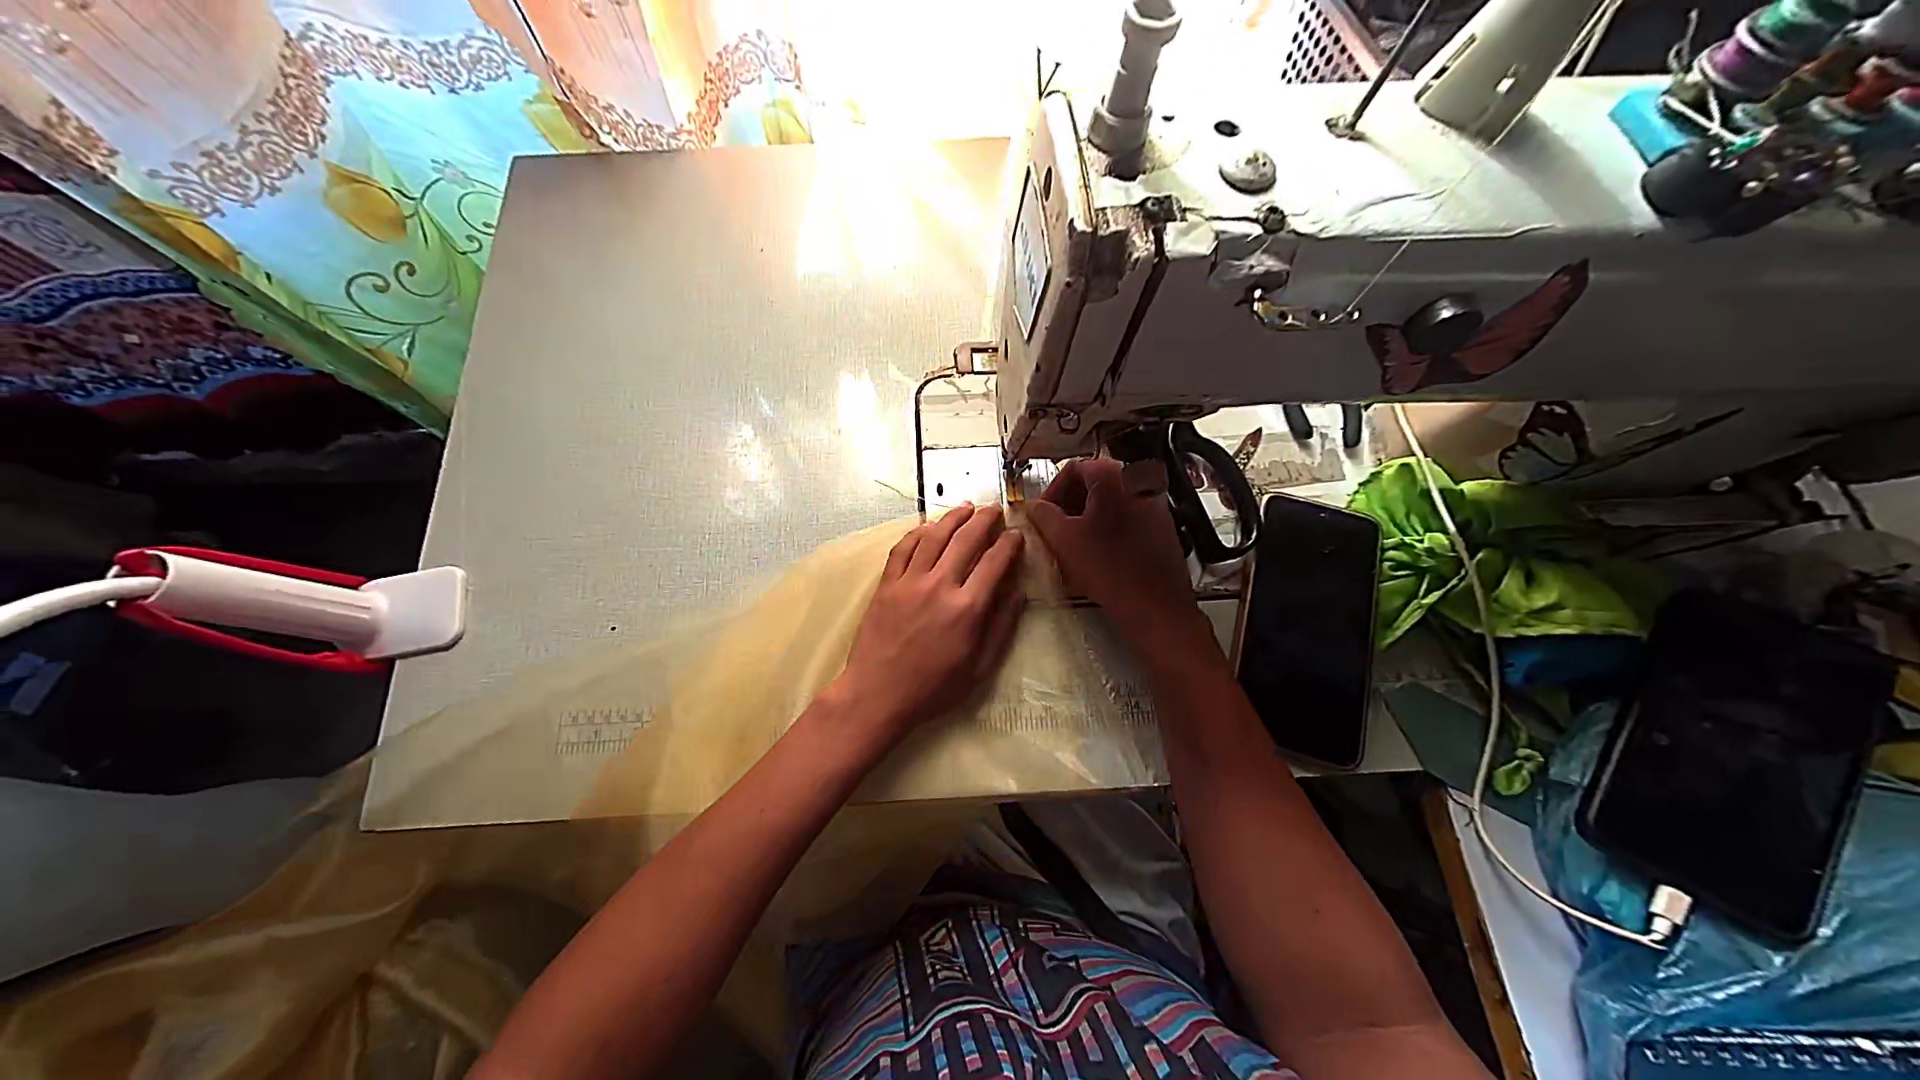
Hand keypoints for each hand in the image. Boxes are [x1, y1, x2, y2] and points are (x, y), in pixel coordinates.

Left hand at [836, 503, 1025, 740]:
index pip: (995, 562)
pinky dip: (918, 532)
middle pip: (966, 540)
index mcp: (967, 608)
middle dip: (985, 520)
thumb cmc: (933, 689)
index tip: (1016, 534)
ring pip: (934, 536)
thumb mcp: (979, 668)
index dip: (1009, 544)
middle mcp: (940, 586)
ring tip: (967, 507)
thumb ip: (1002, 626)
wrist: (878, 694)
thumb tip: (1019, 592)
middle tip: (995, 509)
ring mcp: (909, 582)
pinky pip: (903, 548)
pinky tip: (929, 526)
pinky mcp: (886, 584)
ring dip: (953, 518)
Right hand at [1024, 459, 1215, 658]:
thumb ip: (1044, 515)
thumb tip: (1036, 508)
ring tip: (1074, 543)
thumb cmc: (1117, 575)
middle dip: (1069, 503)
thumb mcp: (1064, 540)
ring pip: (1111, 502)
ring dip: (1088, 517)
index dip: (1052, 489)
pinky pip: (1127, 518)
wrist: (1154, 608)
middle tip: (1055, 525)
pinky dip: (1108, 529)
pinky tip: (1097, 554)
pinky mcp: (1161, 529)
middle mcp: (1139, 486)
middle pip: (1094, 482)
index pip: (1075, 468)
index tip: (1044, 509)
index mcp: (1116, 478)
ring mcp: (1154, 507)